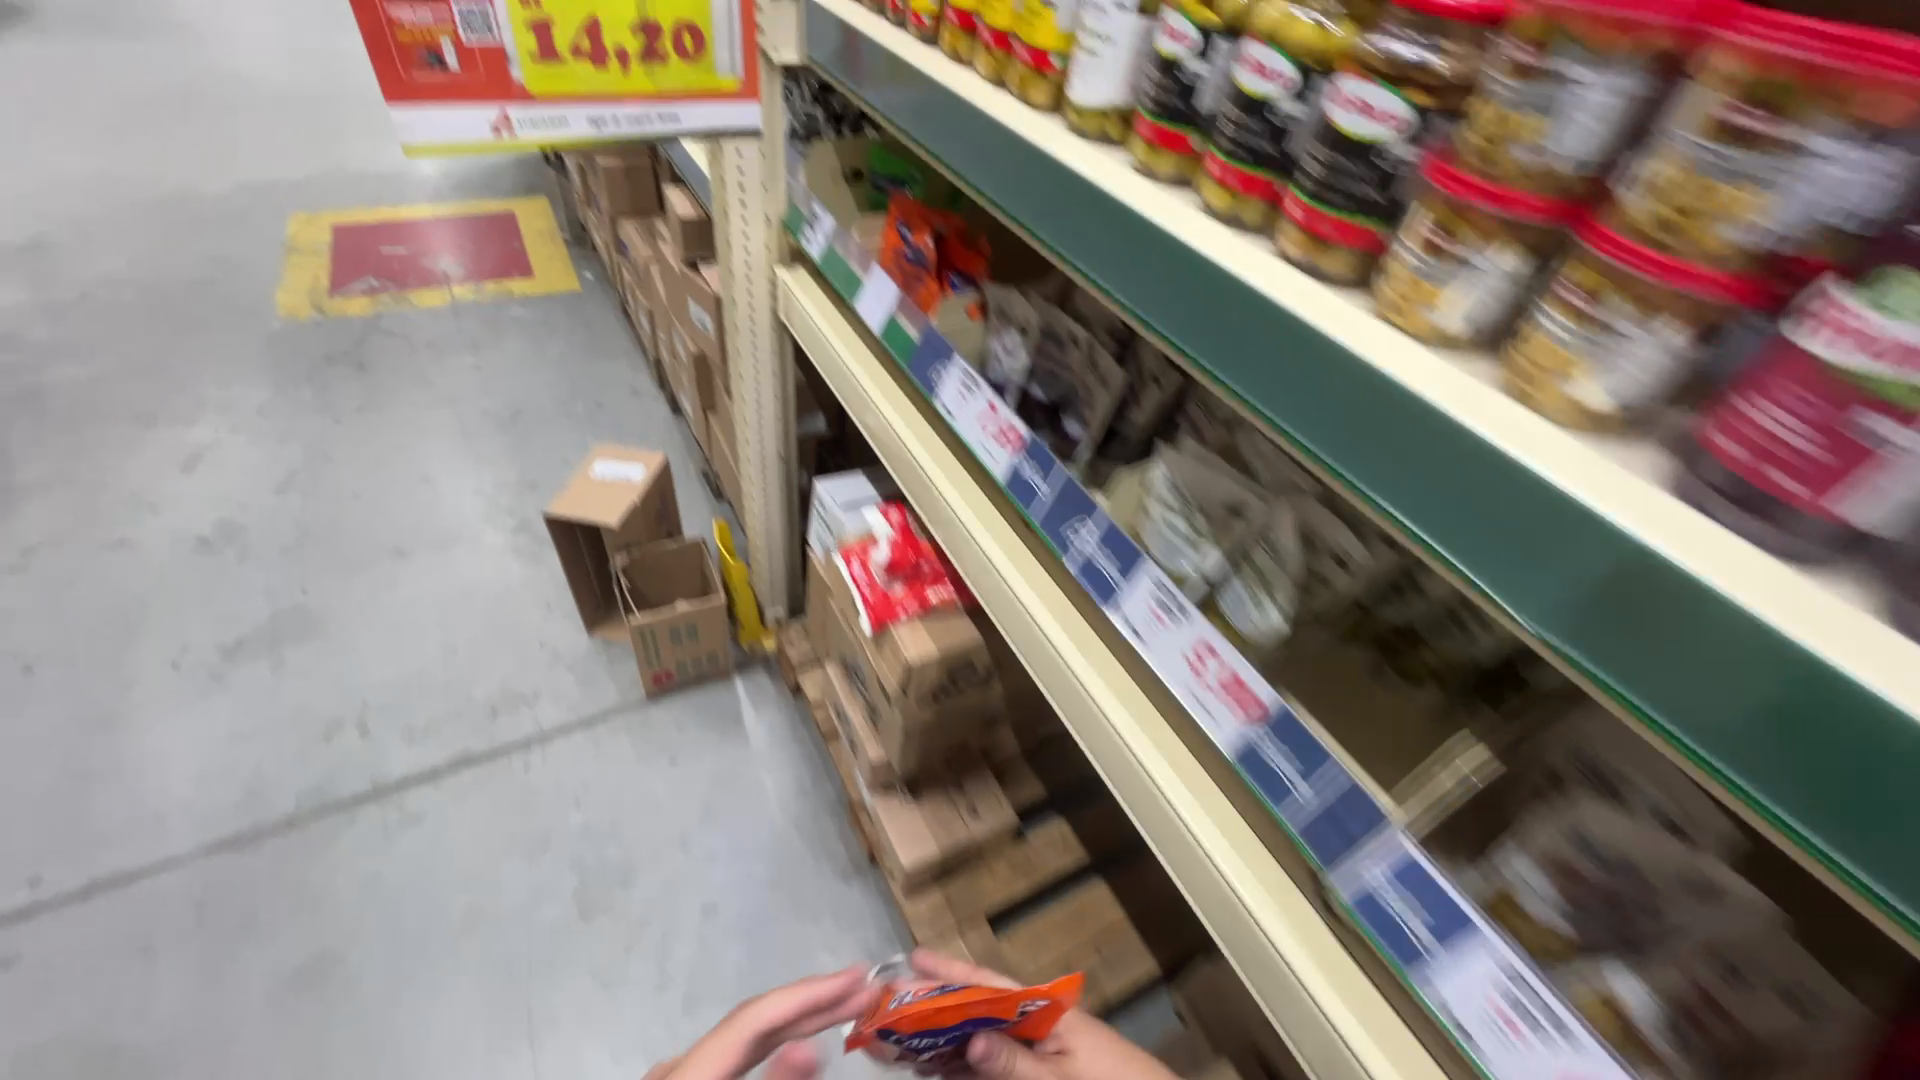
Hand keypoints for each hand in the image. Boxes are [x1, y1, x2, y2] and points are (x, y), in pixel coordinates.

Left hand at [645, 967, 883, 1079]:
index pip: (755, 1019)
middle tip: (866, 989)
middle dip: (814, 1004)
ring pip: (747, 1040)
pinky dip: (774, 1046)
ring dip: (799, 1023)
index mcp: (686, 1075)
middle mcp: (679, 1067)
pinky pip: (738, 1059)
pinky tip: (800, 1043)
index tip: (860, 978)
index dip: (810, 993)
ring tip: (846, 1009)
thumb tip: (811, 1050)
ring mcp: (679, 1078)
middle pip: (754, 1025)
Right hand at [908, 949, 1180, 1079]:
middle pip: (972, 1013)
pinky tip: (926, 1067)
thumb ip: (1017, 1062)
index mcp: (1042, 1011)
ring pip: (972, 1042)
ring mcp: (1029, 1054)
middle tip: (883, 1007)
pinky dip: (954, 1066)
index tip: (911, 956)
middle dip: (930, 1009)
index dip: (950, 970)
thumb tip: (971, 1038)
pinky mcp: (1030, 1076)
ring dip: (934, 1041)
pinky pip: (983, 1068)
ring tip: (890, 1038)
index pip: (988, 985)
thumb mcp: (1063, 1078)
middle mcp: (1030, 1027)